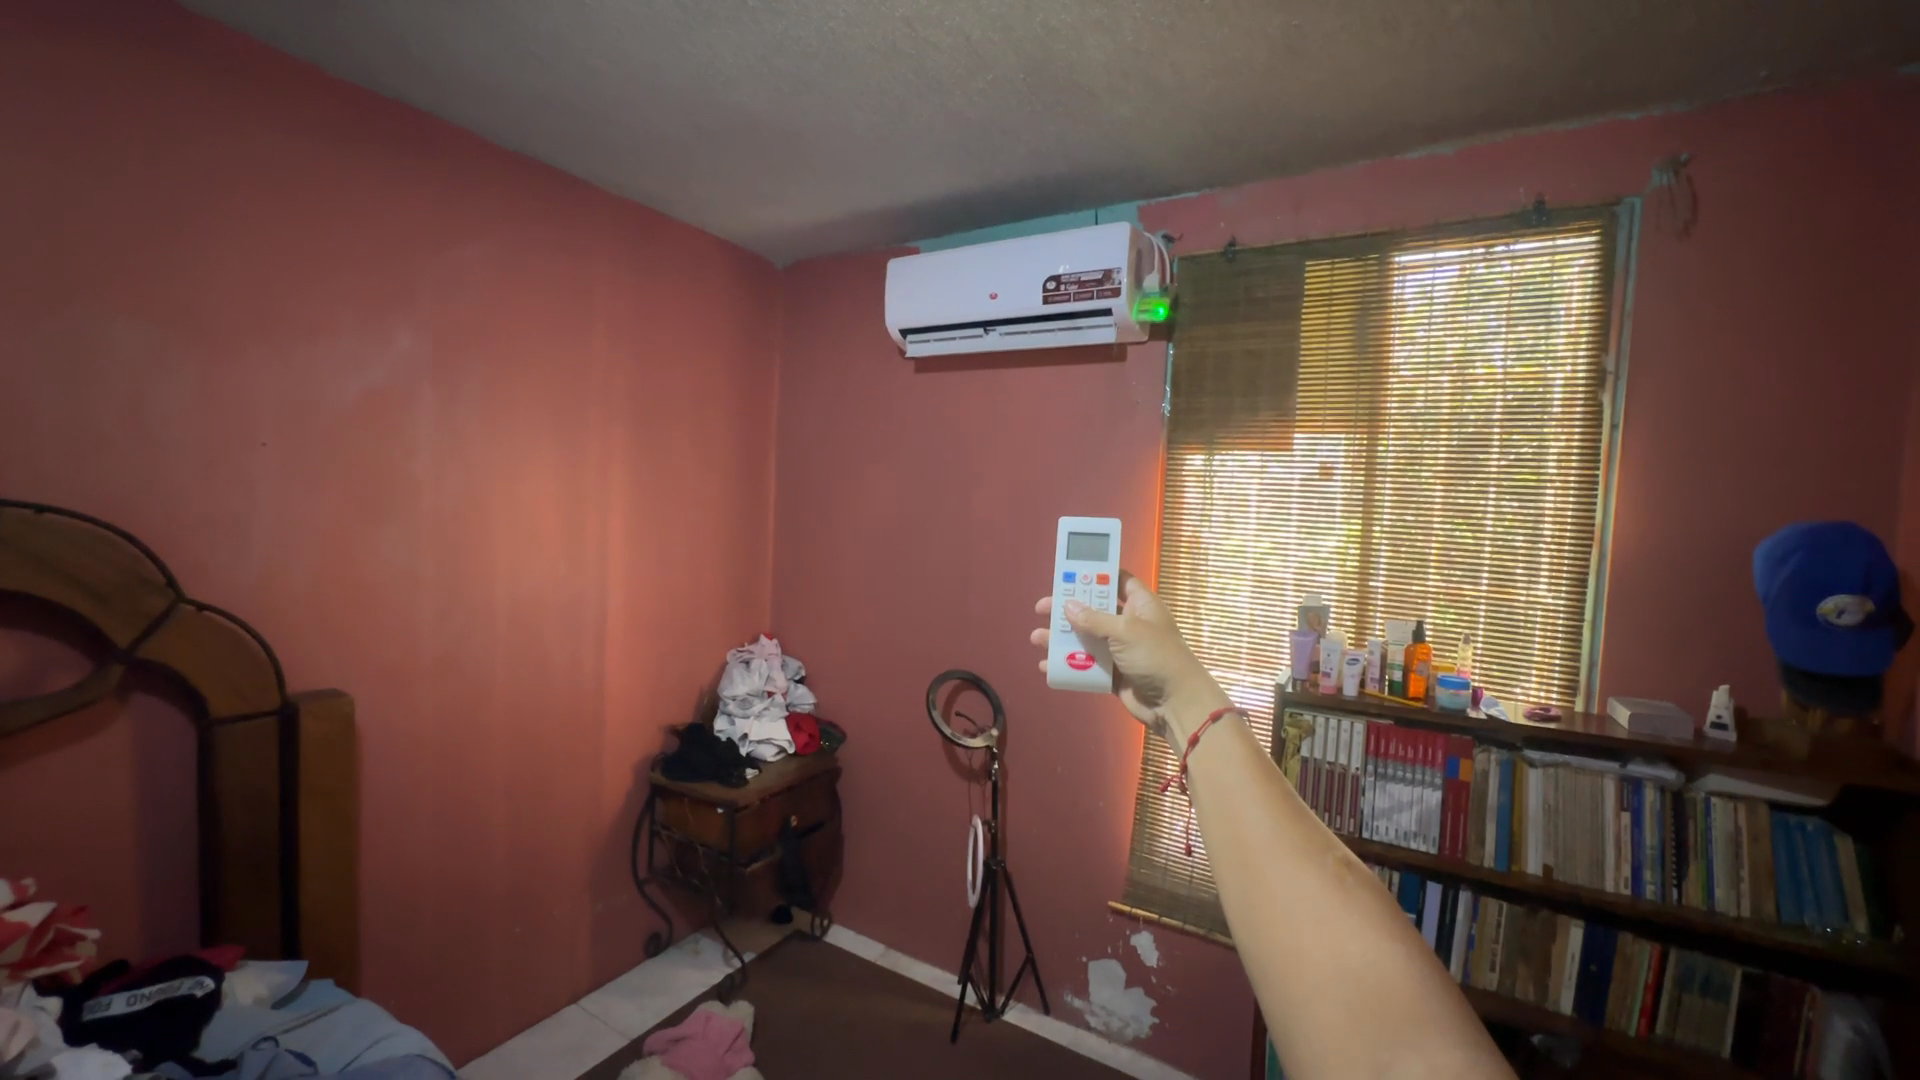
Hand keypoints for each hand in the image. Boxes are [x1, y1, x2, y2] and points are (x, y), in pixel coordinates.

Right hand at [1030, 571, 1229, 743]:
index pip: (1117, 580)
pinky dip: (1067, 664)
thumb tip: (1067, 606)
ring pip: (1085, 638)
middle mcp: (1129, 623)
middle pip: (1093, 610)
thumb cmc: (1155, 656)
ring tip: (1037, 638)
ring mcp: (1120, 649)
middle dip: (1068, 609)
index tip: (1068, 572)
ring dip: (1061, 638)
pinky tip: (1048, 665)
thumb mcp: (1125, 631)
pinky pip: (1085, 664)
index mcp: (1140, 605)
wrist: (1175, 703)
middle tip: (1042, 607)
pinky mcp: (1112, 673)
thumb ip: (1094, 619)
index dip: (1095, 574)